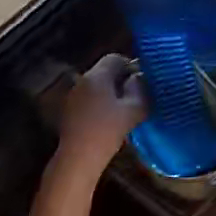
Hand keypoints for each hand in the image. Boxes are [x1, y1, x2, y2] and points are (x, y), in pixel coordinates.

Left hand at [57, 54, 146, 173]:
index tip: (144, 82)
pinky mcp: (71, 111)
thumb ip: (141, 90)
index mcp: (97, 76)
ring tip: (127, 110)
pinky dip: (102, 104)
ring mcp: (74, 96)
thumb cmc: (108, 130)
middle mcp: (83, 80)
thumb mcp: (134, 110)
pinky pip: (90, 99)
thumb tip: (141, 78)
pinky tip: (111, 121)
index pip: (116, 58)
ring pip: (98, 87)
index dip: (132, 66)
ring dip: (113, 94)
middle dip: (123, 81)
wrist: (79, 156)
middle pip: (105, 72)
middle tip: (139, 97)